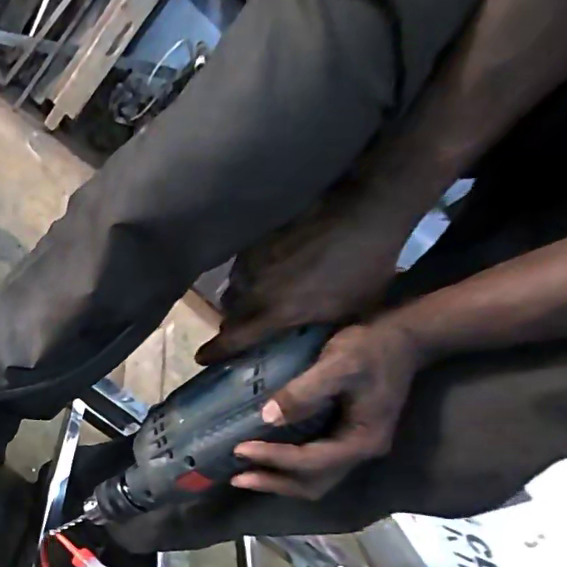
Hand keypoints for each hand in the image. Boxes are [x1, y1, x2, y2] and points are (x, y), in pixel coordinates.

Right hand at [195, 191, 407, 364]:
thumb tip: (316, 344)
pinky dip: (250, 272)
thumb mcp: (352, 312)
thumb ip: (322, 330)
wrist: (366, 208)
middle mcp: (255, 289)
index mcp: (276, 313)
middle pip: (229, 314)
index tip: (201, 358)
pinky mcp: (260, 236)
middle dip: (232, 325)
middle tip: (242, 329)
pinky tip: (267, 268)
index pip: (233, 340)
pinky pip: (244, 262)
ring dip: (240, 298)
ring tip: (254, 298)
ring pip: (234, 287)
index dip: (215, 352)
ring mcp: (254, 260)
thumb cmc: (365, 265)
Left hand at [230, 320, 421, 499]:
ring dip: (278, 481)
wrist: (403, 340)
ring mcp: (355, 449)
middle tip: (235, 478)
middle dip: (273, 482)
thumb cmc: (371, 349)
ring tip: (242, 476)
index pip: (311, 462)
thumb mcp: (338, 363)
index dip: (273, 459)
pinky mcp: (345, 441)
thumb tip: (267, 417)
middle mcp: (361, 453)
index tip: (240, 449)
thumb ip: (304, 392)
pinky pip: (314, 467)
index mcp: (362, 440)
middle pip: (313, 484)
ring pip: (314, 481)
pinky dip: (287, 470)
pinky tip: (264, 461)